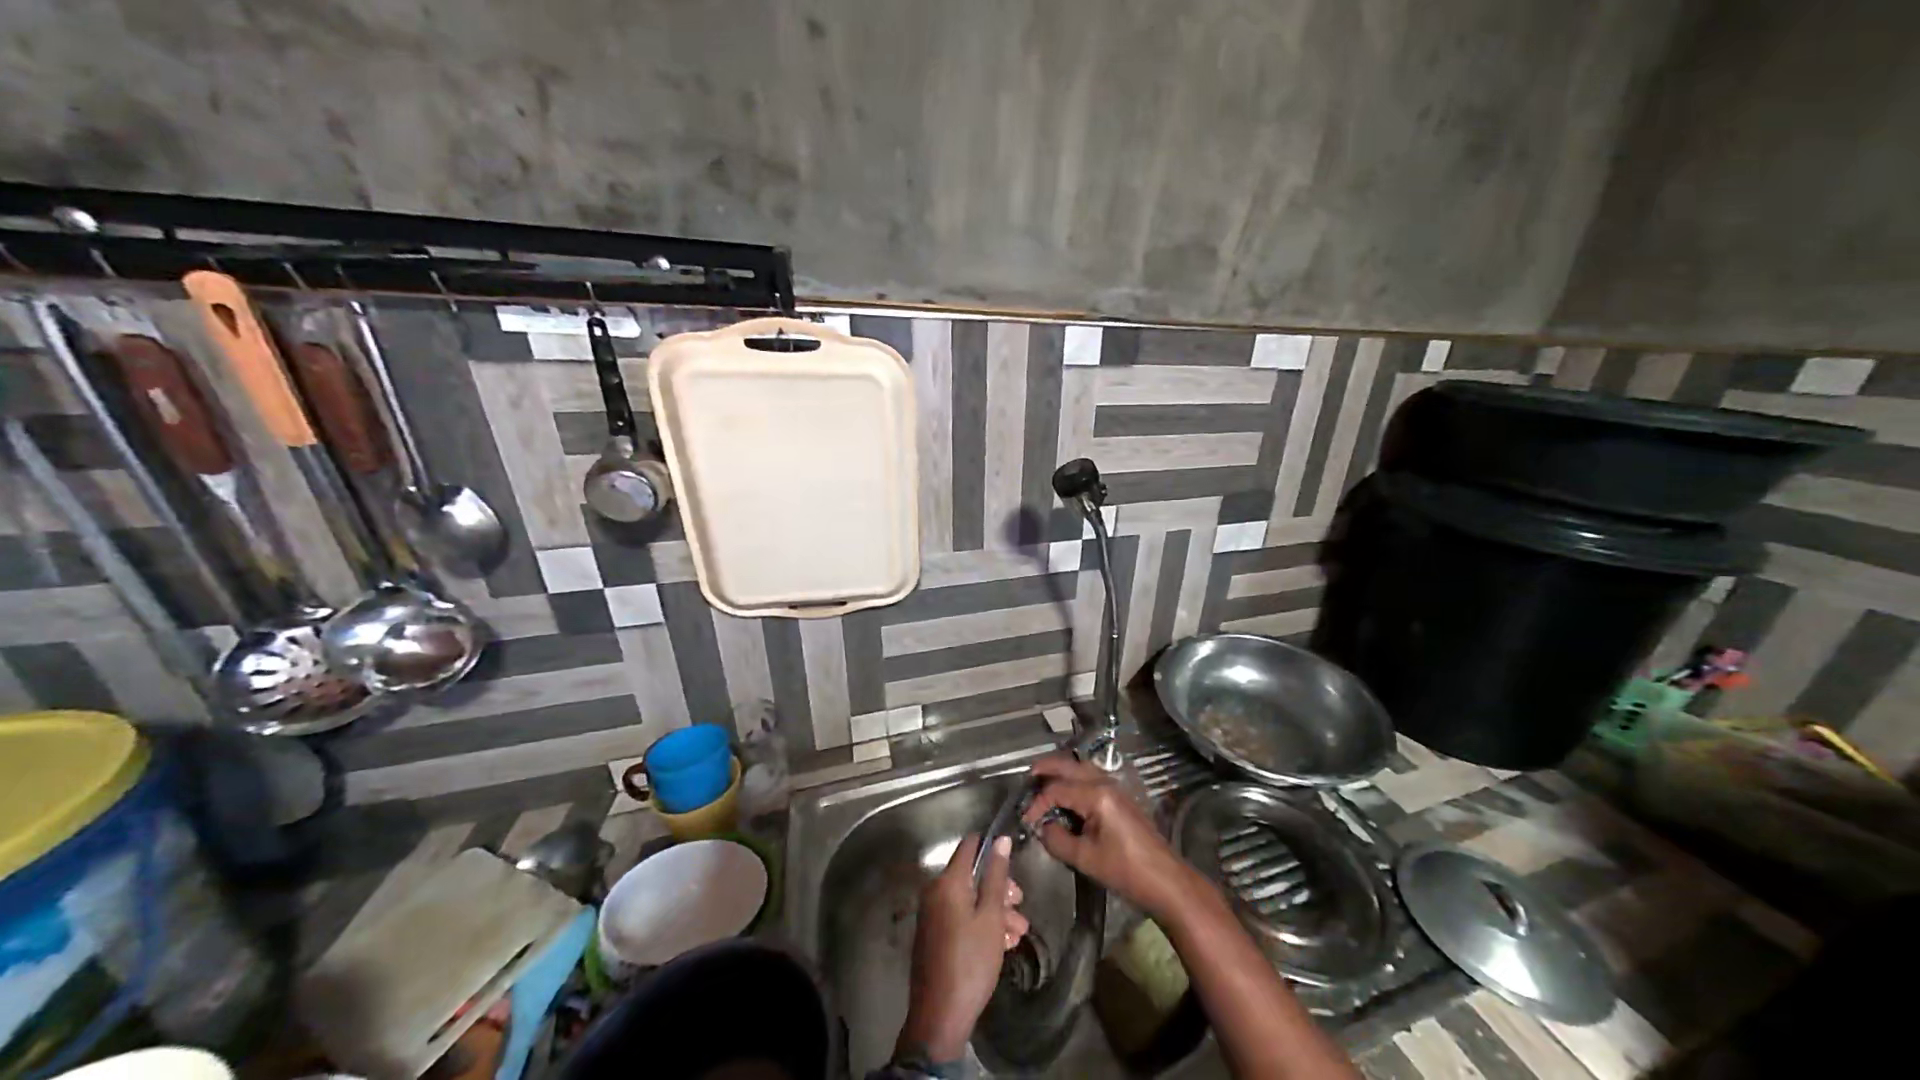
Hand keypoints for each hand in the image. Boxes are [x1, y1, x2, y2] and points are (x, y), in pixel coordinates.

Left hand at [897, 833, 1029, 1062]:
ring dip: (996, 911)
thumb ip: (996, 876)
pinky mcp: (935, 934)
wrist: (940, 1016)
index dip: (993, 847)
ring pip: (970, 899)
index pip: (970, 845)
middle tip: (1020, 906)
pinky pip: (961, 916)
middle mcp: (935, 891)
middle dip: (1000, 888)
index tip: (1015, 861)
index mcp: (947, 882)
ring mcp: (933, 914)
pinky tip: (1003, 944)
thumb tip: (1001, 840)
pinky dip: (981, 923)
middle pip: (972, 875)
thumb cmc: (970, 962)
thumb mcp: (991, 917)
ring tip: (1017, 934)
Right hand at [1021, 753, 1207, 920]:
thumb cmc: (1125, 870)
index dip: (1038, 803)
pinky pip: (1092, 778)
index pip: (1057, 789)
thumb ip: (1057, 839)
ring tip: (1043, 782)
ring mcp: (1116, 788)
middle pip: (1070, 765)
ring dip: (1062, 771)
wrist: (1166, 880)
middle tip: (1028, 778)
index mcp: (1096, 795)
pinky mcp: (1121, 798)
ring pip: (1082, 768)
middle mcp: (1106, 783)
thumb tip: (1043, 827)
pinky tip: (1067, 794)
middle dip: (1047, 769)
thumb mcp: (1084, 858)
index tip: (1026, 820)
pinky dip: (1075, 779)